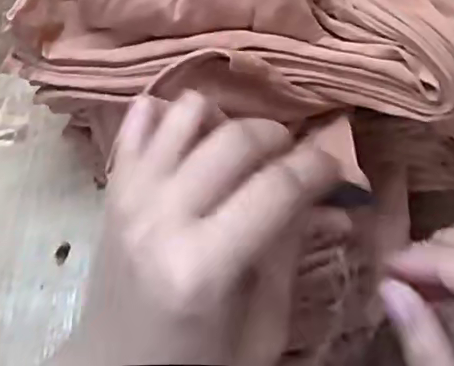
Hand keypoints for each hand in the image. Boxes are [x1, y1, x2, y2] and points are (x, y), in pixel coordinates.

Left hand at [54, 92, 343, 365]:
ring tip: (242, 149)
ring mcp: (131, 191)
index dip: (318, 168)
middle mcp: (162, 215)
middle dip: (278, 137)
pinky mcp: (113, 180)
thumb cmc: (197, 364)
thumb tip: (335, 202)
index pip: (275, 189)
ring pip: (186, 112)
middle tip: (296, 158)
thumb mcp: (259, 330)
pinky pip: (140, 115)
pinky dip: (171, 114)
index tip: (341, 168)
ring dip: (225, 119)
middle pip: (233, 139)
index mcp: (204, 267)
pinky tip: (193, 139)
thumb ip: (289, 255)